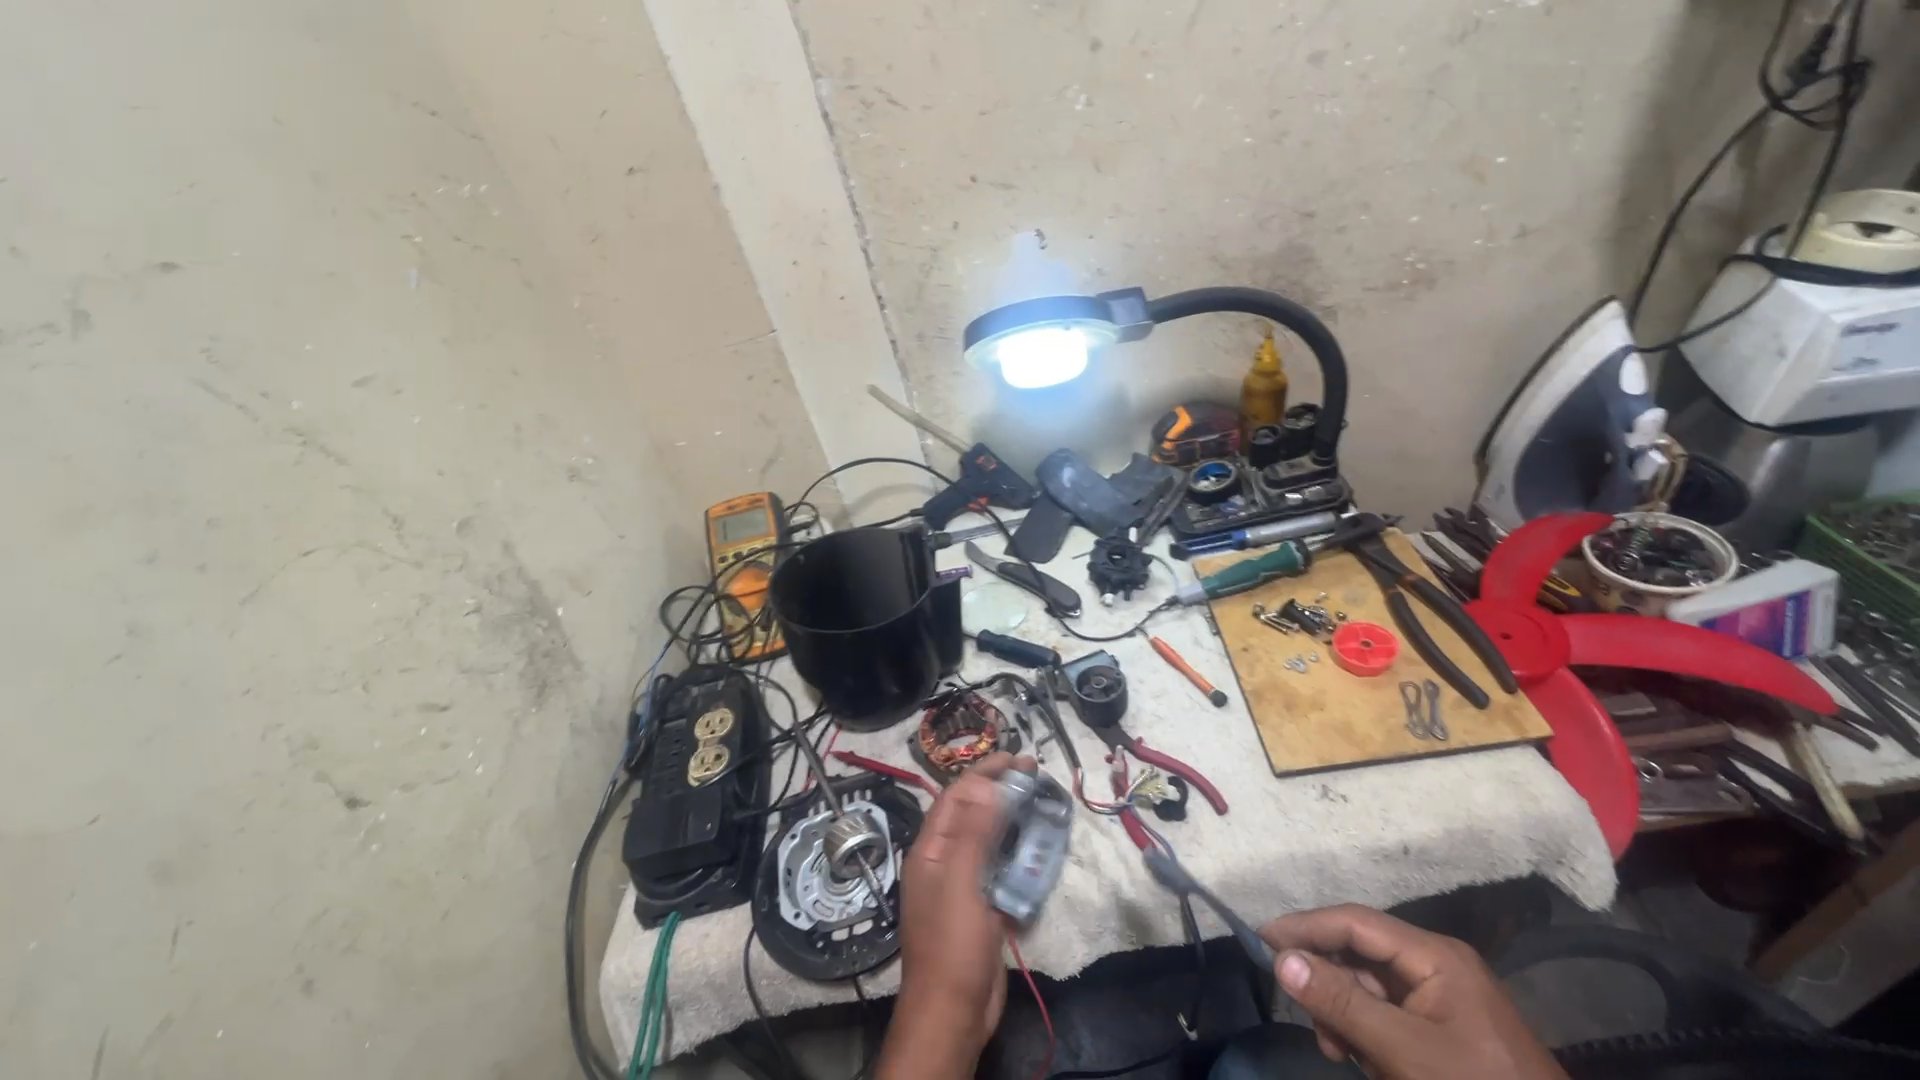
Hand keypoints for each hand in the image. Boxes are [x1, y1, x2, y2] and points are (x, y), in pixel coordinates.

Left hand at [875, 753, 1031, 1079]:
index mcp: (931, 851)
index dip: (982, 773)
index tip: (1014, 756)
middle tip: (1033, 773)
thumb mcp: (961, 881)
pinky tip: (1039, 848)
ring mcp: (964, 886)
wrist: (953, 1011)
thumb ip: (972, 832)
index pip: (955, 798)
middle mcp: (944, 862)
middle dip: (999, 791)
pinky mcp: (983, 908)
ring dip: (1011, 819)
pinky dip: (1019, 854)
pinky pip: (1001, 870)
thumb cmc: (952, 944)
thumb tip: (985, 784)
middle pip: (972, 815)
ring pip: (989, 841)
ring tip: (1040, 801)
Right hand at [1260, 904, 1567, 1079]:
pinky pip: (1386, 1012)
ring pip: (1368, 985)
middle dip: (1326, 981)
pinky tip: (1360, 1058)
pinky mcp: (1441, 1025)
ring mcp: (1441, 995)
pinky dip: (1363, 1030)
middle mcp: (1436, 963)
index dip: (1305, 926)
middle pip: (1359, 952)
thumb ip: (1342, 1004)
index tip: (1260, 940)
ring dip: (1342, 1013)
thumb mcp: (1404, 1051)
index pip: (1355, 921)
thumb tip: (1280, 958)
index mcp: (1435, 954)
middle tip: (1302, 1015)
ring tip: (1337, 1052)